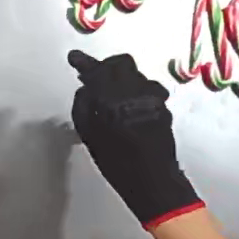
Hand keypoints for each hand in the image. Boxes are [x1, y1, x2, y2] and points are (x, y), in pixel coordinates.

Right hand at [68, 50, 201, 228]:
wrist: (153, 180)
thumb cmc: (116, 163)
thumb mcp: (89, 136)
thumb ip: (83, 108)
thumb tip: (85, 90)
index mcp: (114, 99)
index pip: (98, 70)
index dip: (84, 62)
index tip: (75, 57)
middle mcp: (137, 92)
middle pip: (121, 64)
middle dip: (106, 66)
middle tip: (93, 76)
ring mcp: (153, 97)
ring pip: (136, 75)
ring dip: (121, 79)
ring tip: (110, 93)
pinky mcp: (163, 106)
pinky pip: (146, 88)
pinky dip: (134, 91)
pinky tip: (127, 105)